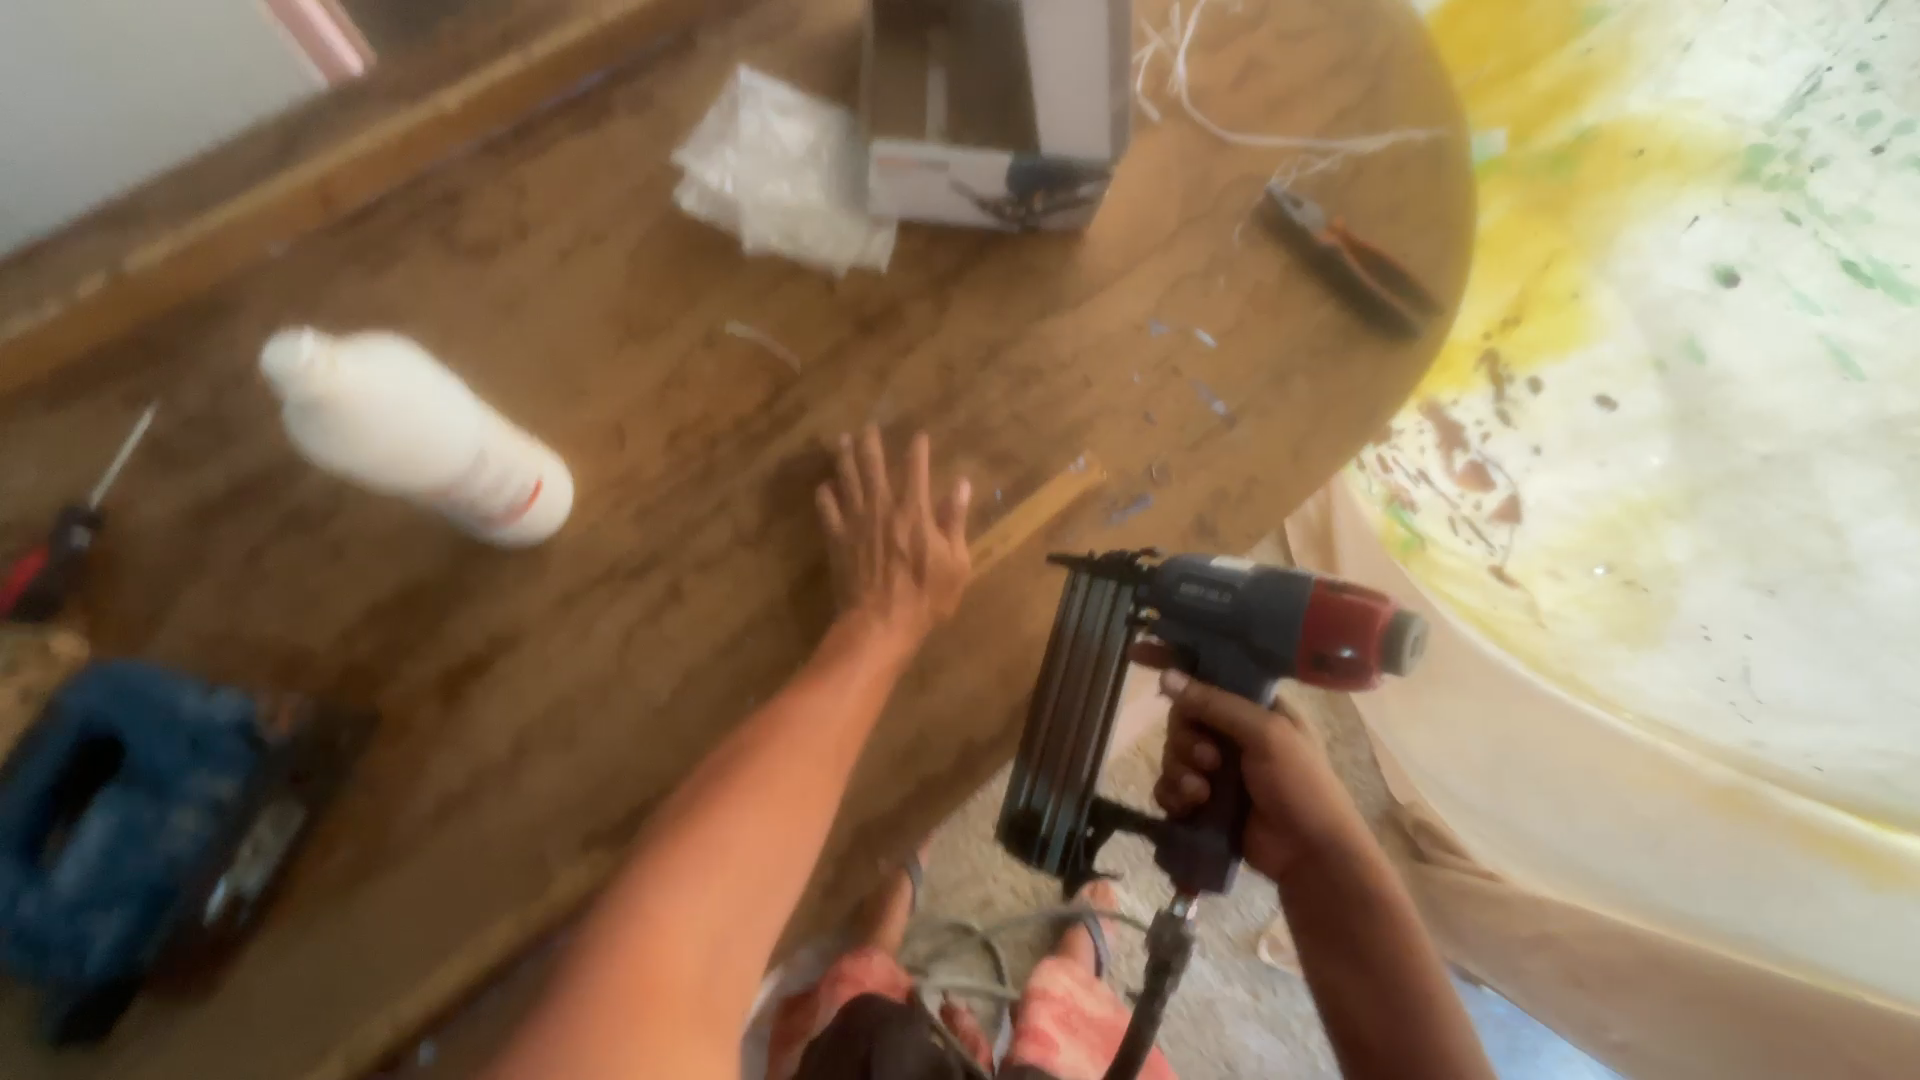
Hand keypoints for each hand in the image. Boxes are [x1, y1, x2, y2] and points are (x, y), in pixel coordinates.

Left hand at [816, 427, 971, 647]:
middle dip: (871, 443)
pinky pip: (827, 510)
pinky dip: (825, 495)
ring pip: (846, 480)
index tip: (919, 435)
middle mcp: (882, 507)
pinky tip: (824, 486)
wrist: (880, 624)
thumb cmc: (925, 598)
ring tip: (841, 440)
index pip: (916, 469)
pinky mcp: (837, 539)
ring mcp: (855, 522)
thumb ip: (955, 520)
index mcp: (915, 511)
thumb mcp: (955, 562)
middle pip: (873, 466)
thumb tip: (961, 485)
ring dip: (844, 458)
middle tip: (868, 426)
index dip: (918, 449)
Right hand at [1148, 667, 1368, 881]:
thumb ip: (1215, 704)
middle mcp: (1232, 734)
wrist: (1310, 855)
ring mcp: (1217, 770)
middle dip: (1186, 740)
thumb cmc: (1301, 785)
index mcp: (1254, 708)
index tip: (1139, 652)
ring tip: (1201, 792)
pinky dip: (1173, 794)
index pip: (1209, 675)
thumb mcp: (1266, 734)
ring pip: (1173, 753)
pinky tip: (1189, 807)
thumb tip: (1166, 676)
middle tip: (1209, 759)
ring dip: (1180, 771)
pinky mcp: (1203, 802)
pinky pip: (1169, 787)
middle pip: (1183, 719)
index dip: (1177, 667)